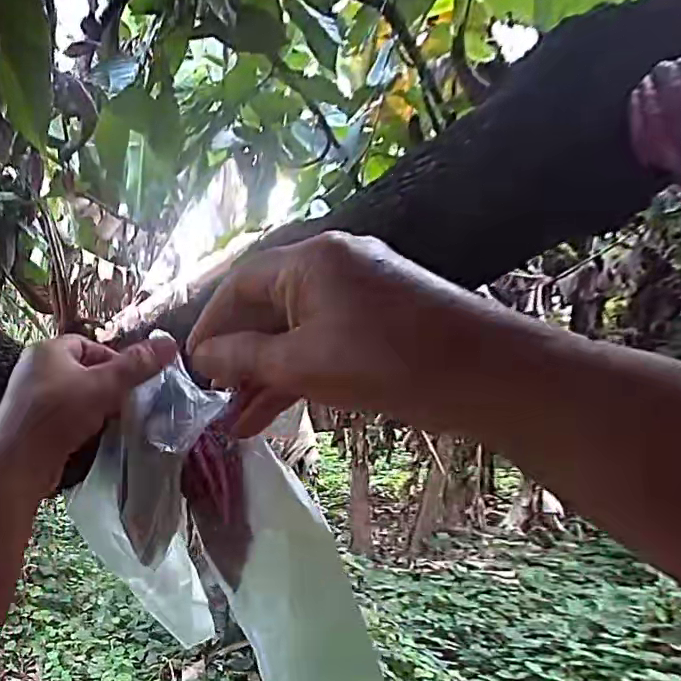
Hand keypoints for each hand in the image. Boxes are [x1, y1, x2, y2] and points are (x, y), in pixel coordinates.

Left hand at [0, 334, 177, 491]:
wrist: (18, 463)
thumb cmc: (57, 415)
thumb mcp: (103, 387)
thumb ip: (136, 366)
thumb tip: (169, 344)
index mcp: (47, 350)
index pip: (89, 345)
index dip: (114, 360)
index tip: (133, 382)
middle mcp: (34, 370)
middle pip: (83, 372)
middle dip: (106, 388)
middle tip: (126, 404)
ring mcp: (30, 399)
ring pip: (74, 397)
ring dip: (94, 409)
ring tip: (110, 423)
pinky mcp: (30, 425)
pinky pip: (63, 418)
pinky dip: (79, 426)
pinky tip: (90, 438)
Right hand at [187, 234, 520, 435]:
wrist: (488, 377)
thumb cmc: (384, 360)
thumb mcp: (299, 362)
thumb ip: (243, 357)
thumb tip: (202, 356)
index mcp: (310, 260)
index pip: (240, 284)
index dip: (210, 324)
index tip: (192, 364)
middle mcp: (330, 268)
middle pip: (264, 309)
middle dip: (236, 357)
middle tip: (214, 395)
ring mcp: (354, 296)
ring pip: (289, 334)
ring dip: (261, 376)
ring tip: (234, 420)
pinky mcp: (372, 325)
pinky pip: (317, 345)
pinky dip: (291, 376)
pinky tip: (265, 415)